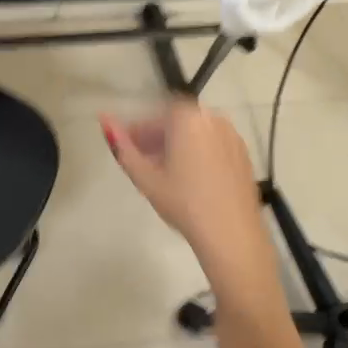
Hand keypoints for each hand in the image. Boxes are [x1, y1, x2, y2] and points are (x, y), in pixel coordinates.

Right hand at [102, 103, 273, 283]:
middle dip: (157, 139)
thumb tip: (104, 118)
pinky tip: (190, 182)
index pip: (154, 114)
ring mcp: (232, 135)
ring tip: (165, 176)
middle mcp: (212, 118)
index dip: (137, 131)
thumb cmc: (183, 201)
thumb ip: (121, 145)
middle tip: (143, 165)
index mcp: (187, 117)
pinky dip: (197, 154)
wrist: (231, 232)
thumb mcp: (145, 177)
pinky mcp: (243, 154)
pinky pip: (212, 145)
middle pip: (176, 122)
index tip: (128, 151)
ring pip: (195, 134)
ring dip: (177, 147)